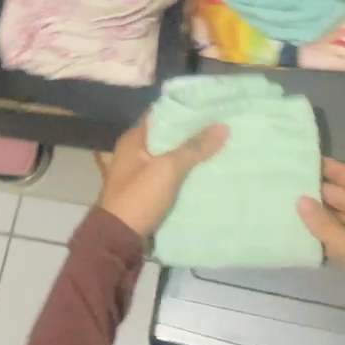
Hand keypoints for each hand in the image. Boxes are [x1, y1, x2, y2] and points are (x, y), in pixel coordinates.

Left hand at [95, 118, 228, 237]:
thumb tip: (223, 126)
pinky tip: (211, 170)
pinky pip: (173, 176)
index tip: (211, 105)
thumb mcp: (167, 169)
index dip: (185, 109)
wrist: (120, 240)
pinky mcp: (150, 191)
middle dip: (194, 132)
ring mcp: (142, 173)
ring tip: (224, 144)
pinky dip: (188, 173)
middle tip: (224, 124)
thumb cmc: (139, 198)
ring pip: (172, 157)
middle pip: (169, 136)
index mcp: (134, 139)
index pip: (161, 114)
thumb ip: (193, 148)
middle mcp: (136, 152)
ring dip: (193, 153)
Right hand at [298, 158, 344, 344]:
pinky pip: (342, 239)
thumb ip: (328, 227)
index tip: (314, 161)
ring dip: (323, 212)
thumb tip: (301, 200)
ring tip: (294, 201)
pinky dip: (325, 233)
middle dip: (326, 190)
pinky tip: (304, 230)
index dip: (340, 171)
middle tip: (295, 180)